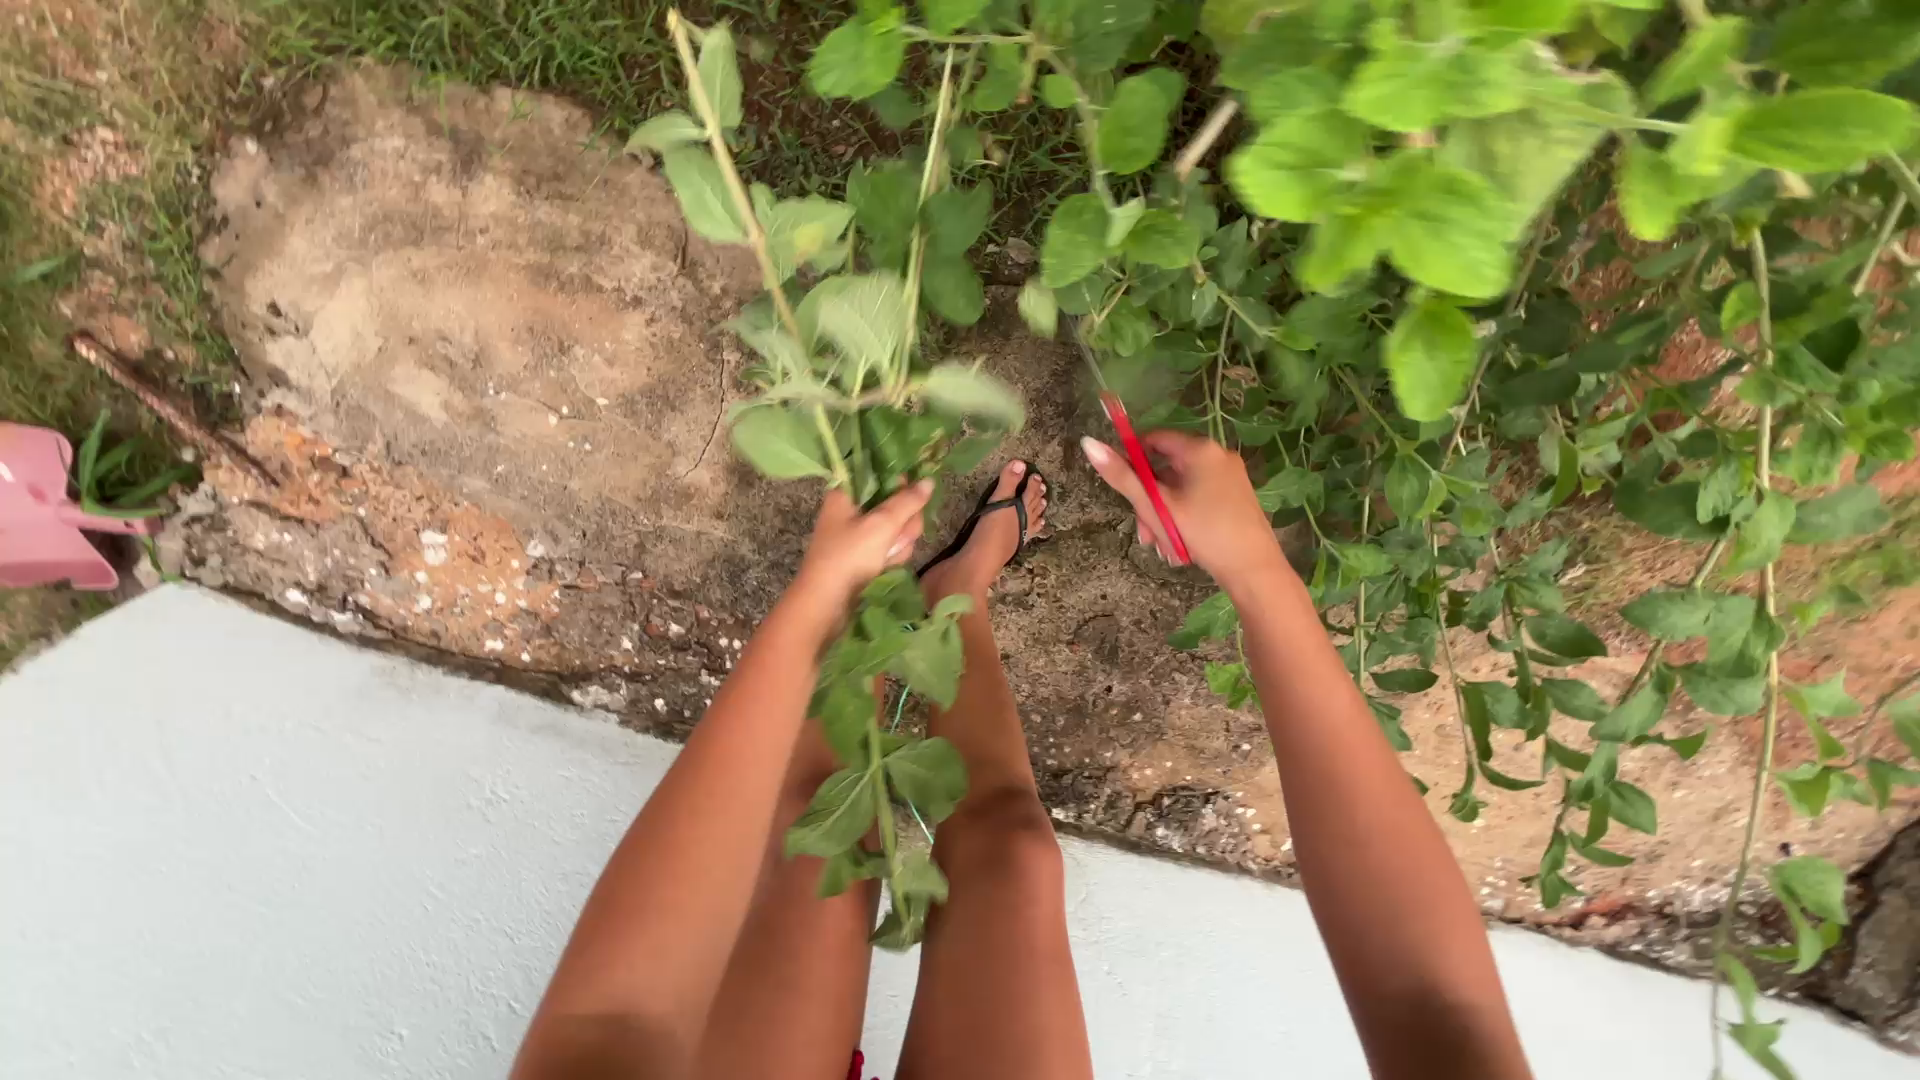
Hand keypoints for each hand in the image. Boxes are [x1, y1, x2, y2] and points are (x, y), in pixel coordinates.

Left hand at [792, 480, 933, 606]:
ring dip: (899, 542)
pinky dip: (892, 555)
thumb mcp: (881, 524)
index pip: (884, 476)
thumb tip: (929, 481)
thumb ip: (908, 501)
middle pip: (895, 504)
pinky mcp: (864, 553)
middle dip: (904, 523)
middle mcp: (852, 509)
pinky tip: (886, 566)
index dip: (902, 488)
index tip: (911, 502)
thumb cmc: (848, 557)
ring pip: (897, 527)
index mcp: (847, 493)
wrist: (826, 603)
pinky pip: (890, 546)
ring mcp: (859, 533)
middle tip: (897, 537)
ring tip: (887, 557)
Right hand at [1080, 431, 1286, 587]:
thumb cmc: (1204, 533)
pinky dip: (1182, 517)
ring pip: (1180, 488)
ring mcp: (1230, 476)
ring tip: (1161, 545)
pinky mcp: (1236, 496)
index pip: (1154, 439)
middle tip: (1144, 532)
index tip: (1124, 489)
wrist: (1253, 569)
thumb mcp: (1157, 506)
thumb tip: (1088, 443)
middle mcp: (1218, 455)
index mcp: (1200, 450)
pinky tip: (1179, 545)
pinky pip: (1198, 498)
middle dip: (1148, 500)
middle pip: (1166, 468)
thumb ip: (1122, 476)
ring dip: (1163, 515)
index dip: (1132, 460)